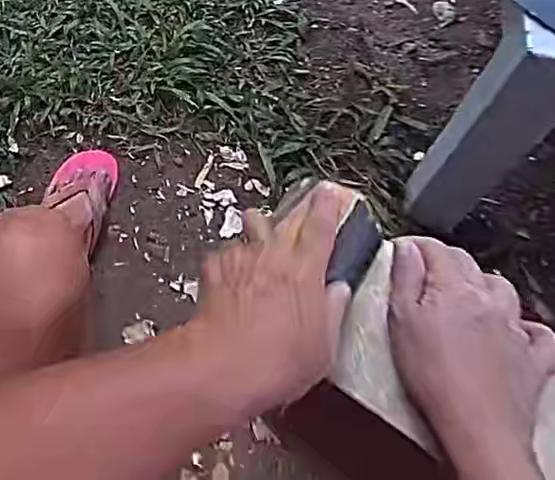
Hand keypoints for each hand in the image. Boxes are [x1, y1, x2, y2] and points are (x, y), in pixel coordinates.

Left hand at [183, 180, 353, 412]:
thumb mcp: (323, 347)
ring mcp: (242, 255)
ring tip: (262, 242)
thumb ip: (332, 311)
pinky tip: (233, 280)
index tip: (328, 191)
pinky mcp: (216, 263)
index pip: (320, 227)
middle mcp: (274, 253)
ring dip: (259, 228)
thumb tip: (338, 292)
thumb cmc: (279, 362)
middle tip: (302, 207)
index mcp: (305, 270)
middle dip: (296, 210)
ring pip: (253, 226)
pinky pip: (228, 252)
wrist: (226, 363)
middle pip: (287, 219)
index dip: (326, 206)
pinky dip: (232, 260)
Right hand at [388, 238, 554, 479]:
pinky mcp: (535, 362)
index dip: (418, 245)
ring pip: (503, 290)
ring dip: (485, 286)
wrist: (478, 432)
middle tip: (427, 272)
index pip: (437, 249)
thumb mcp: (402, 321)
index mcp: (455, 289)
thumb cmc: (436, 381)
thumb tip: (406, 248)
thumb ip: (404, 277)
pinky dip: (532, 331)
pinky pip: (544, 338)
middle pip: (469, 263)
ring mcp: (515, 331)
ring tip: (468, 298)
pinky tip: (519, 334)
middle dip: (446, 260)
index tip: (406, 250)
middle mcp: (489, 302)